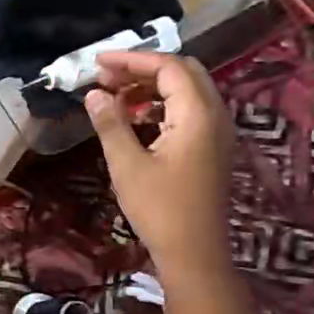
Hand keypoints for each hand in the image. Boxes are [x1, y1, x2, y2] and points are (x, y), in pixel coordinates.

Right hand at [85, 50, 231, 281]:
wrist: (195, 254)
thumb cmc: (160, 210)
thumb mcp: (127, 166)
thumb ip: (111, 124)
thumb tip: (94, 95)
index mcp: (198, 114)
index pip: (168, 67)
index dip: (131, 60)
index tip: (98, 64)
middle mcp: (216, 115)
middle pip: (183, 72)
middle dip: (143, 69)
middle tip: (106, 78)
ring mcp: (218, 133)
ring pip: (188, 92)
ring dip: (152, 88)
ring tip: (116, 98)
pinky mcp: (213, 149)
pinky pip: (190, 112)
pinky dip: (163, 107)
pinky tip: (137, 121)